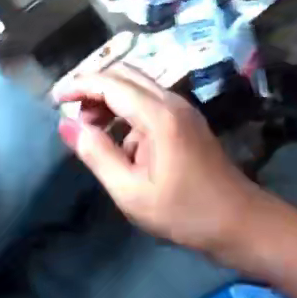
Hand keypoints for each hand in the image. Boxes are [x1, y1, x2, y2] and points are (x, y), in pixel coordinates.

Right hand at [54, 63, 266, 260]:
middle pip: (124, 74)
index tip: (55, 101)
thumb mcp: (132, 193)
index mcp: (158, 115)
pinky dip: (125, 108)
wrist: (242, 223)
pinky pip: (148, 99)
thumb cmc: (185, 213)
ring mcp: (182, 108)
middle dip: (93, 87)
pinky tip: (118, 141)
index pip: (110, 83)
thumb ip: (97, 155)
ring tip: (90, 129)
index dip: (79, 86)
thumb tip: (67, 125)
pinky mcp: (186, 119)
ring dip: (109, 97)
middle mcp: (171, 101)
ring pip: (136, 84)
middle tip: (71, 114)